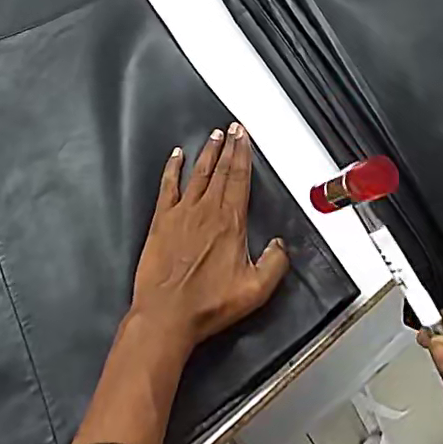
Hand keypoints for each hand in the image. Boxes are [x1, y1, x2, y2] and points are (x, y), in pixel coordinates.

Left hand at [128, 123, 288, 346]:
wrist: (167, 315)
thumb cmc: (209, 305)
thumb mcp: (255, 290)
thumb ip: (274, 264)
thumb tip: (281, 244)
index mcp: (230, 222)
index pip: (239, 178)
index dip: (243, 154)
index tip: (244, 137)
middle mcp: (206, 211)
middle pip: (221, 170)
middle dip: (229, 146)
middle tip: (233, 129)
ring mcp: (182, 213)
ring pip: (198, 173)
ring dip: (207, 153)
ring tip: (214, 136)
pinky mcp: (161, 220)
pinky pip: (168, 186)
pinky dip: (172, 168)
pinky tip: (176, 156)